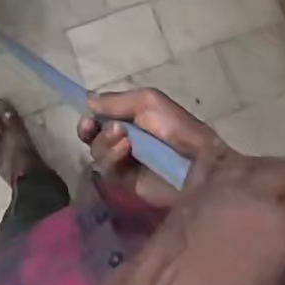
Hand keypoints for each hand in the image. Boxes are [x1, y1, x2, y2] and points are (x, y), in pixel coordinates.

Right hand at [76, 87, 218, 207]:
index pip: (99, 118)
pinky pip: (106, 171)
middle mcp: (122, 139)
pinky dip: (111, 158)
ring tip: (123, 138)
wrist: (197, 163)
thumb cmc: (175, 126)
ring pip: (97, 153)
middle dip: (91, 131)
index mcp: (129, 118)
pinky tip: (125, 150)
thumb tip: (88, 100)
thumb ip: (116, 101)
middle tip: (92, 127)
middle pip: (92, 137)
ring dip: (104, 143)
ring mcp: (123, 162)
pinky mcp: (125, 183)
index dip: (90, 118)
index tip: (87, 118)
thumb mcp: (148, 102)